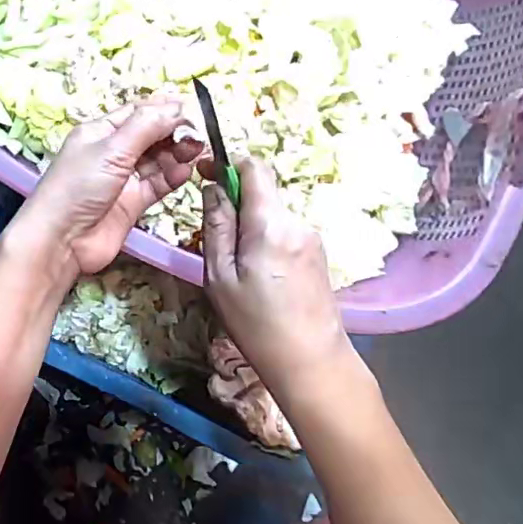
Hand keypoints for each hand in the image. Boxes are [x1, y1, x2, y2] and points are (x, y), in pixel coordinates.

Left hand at [9, 98, 202, 277]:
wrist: (62, 241)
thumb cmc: (78, 187)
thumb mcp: (110, 149)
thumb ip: (146, 127)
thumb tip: (176, 107)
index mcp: (100, 132)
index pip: (138, 112)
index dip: (165, 108)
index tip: (194, 109)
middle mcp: (113, 152)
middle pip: (151, 134)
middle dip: (175, 131)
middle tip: (200, 133)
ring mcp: (124, 178)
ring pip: (158, 159)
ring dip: (178, 153)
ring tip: (196, 150)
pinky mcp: (134, 202)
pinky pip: (159, 183)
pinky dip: (173, 176)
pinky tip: (185, 171)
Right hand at [200, 157, 364, 394]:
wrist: (311, 361)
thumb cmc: (256, 323)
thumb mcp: (219, 276)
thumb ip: (216, 226)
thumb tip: (213, 188)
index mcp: (270, 224)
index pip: (254, 167)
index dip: (227, 162)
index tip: (205, 172)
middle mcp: (296, 222)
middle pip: (262, 191)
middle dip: (234, 202)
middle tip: (213, 237)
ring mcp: (311, 237)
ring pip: (270, 213)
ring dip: (248, 224)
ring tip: (234, 266)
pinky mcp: (316, 252)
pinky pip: (282, 231)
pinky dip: (263, 238)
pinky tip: (256, 274)